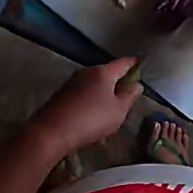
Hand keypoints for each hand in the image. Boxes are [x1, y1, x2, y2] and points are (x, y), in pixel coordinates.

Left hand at [23, 56, 142, 157]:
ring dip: (103, 92)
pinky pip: (82, 93)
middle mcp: (86, 72)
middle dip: (117, 80)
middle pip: (107, 73)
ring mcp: (72, 82)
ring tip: (110, 107)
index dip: (133, 63)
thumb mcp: (118, 111)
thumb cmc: (91, 119)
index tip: (140, 62)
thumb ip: (129, 96)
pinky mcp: (62, 94)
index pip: (122, 63)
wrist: (52, 131)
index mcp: (103, 72)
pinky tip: (92, 114)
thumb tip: (136, 84)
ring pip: (93, 84)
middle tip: (127, 90)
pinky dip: (91, 100)